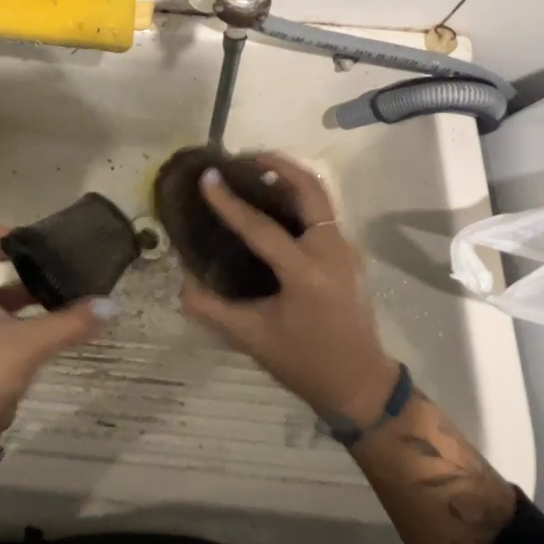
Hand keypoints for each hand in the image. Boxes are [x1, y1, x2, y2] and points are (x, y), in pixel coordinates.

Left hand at [0, 221, 113, 451]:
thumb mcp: (30, 344)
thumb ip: (71, 323)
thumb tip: (112, 305)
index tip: (32, 244)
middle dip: (21, 254)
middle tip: (55, 259)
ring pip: (2, 284)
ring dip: (30, 281)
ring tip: (65, 284)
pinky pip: (9, 308)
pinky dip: (31, 306)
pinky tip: (60, 314)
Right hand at [180, 153, 400, 420]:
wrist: (361, 385)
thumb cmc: (305, 363)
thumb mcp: (251, 338)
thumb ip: (210, 308)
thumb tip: (182, 280)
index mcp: (306, 273)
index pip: (262, 227)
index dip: (230, 201)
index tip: (208, 176)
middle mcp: (331, 252)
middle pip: (309, 189)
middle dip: (278, 164)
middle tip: (242, 157)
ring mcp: (346, 250)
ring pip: (321, 196)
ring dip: (290, 176)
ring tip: (256, 170)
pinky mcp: (348, 254)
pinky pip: (323, 212)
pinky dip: (299, 195)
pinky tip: (274, 202)